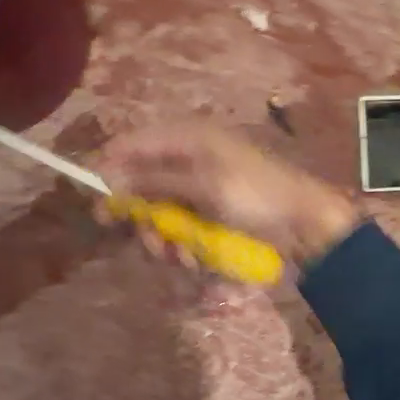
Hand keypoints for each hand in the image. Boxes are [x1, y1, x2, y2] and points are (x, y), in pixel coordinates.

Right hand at [97, 124, 361, 264]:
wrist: (306, 223)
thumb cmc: (257, 196)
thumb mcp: (203, 186)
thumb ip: (154, 182)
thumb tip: (108, 180)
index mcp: (188, 138)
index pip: (132, 144)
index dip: (109, 169)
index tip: (93, 200)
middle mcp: (189, 159)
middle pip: (143, 185)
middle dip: (144, 219)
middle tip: (152, 243)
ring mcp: (201, 189)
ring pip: (162, 214)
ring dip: (167, 240)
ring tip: (183, 259)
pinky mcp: (212, 214)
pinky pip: (184, 230)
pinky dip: (186, 247)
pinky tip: (198, 262)